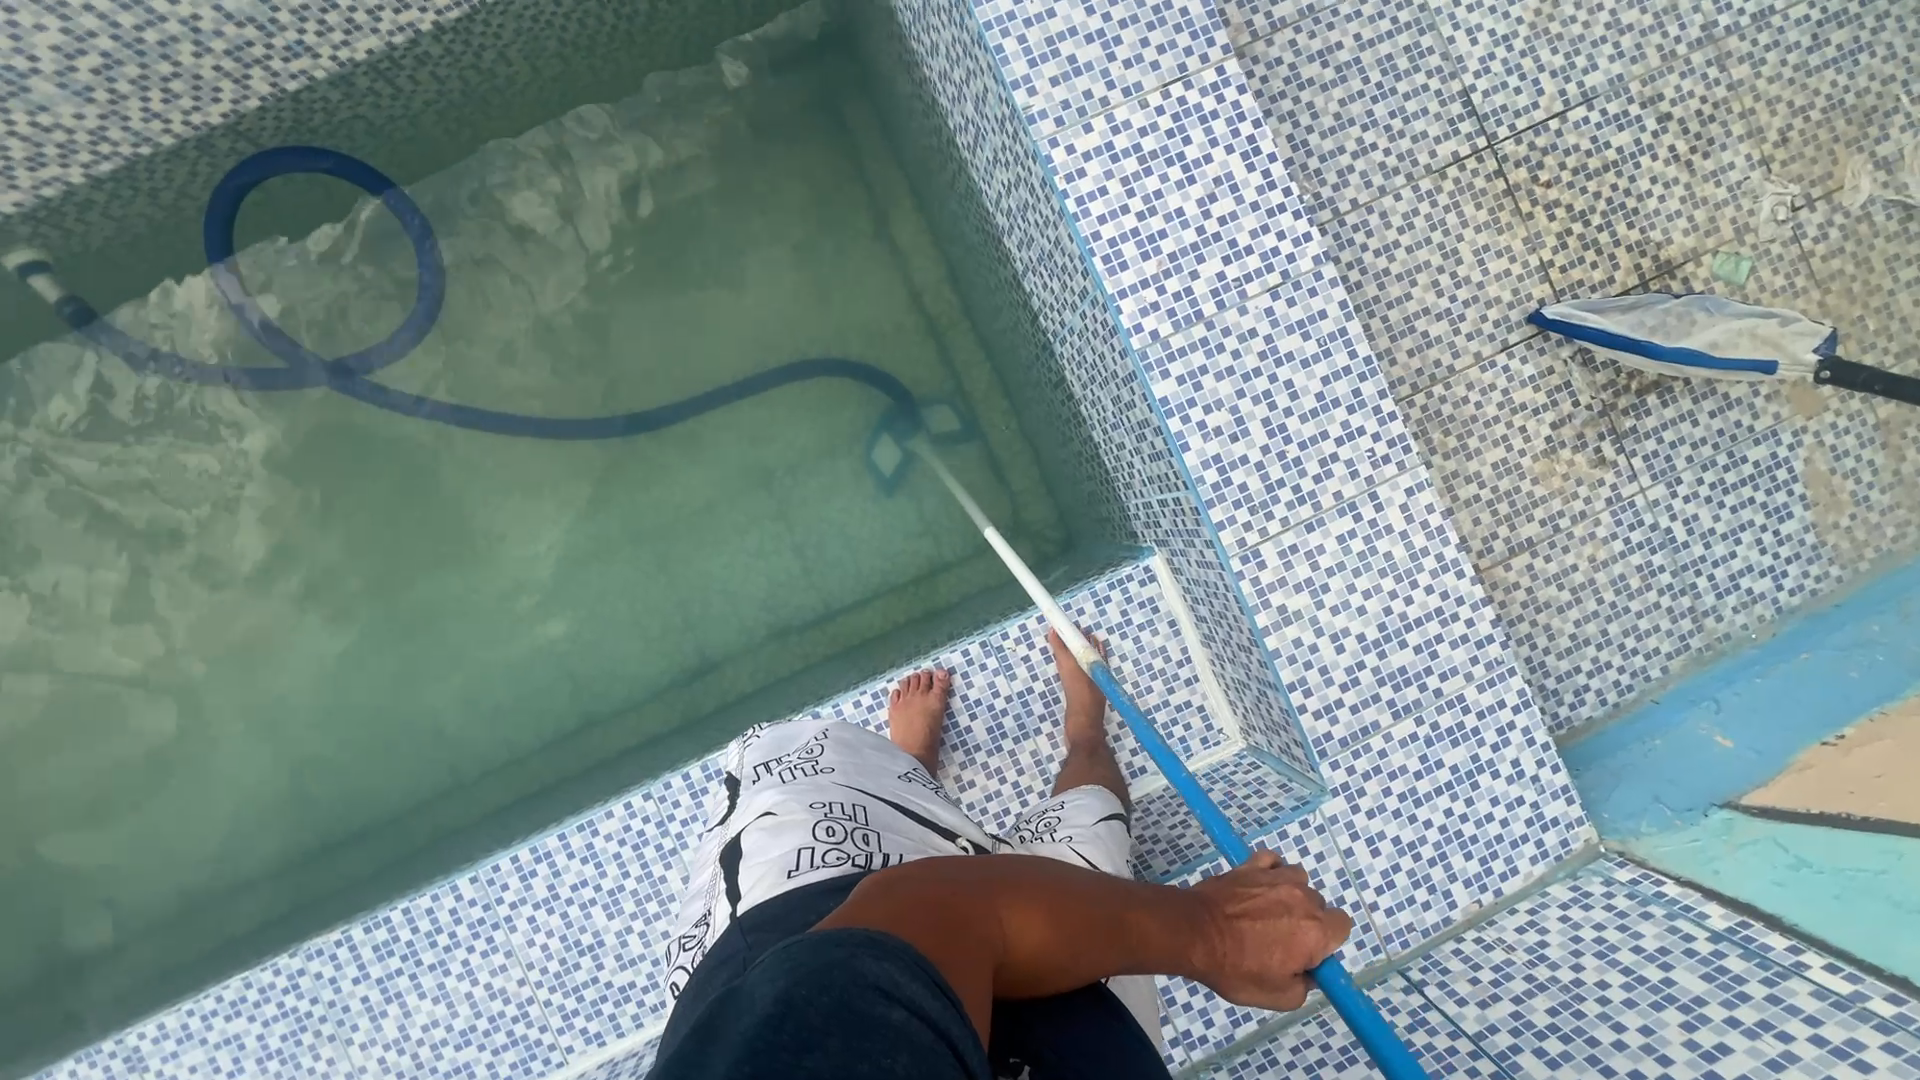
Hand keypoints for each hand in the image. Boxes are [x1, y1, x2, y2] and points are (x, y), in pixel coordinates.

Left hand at [1185, 849, 1353, 1010]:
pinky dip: (1269, 869)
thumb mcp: (1279, 997)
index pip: (1342, 925)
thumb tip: (1308, 972)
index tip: (1307, 953)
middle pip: (1318, 904)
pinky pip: (1271, 859)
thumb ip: (1305, 986)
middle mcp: (1302, 898)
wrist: (1196, 932)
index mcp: (1316, 931)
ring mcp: (1274, 876)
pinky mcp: (1250, 865)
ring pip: (1298, 878)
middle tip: (1280, 937)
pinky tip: (1258, 884)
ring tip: (1268, 910)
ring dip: (1289, 893)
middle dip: (1306, 919)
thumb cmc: (1237, 968)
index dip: (1327, 940)